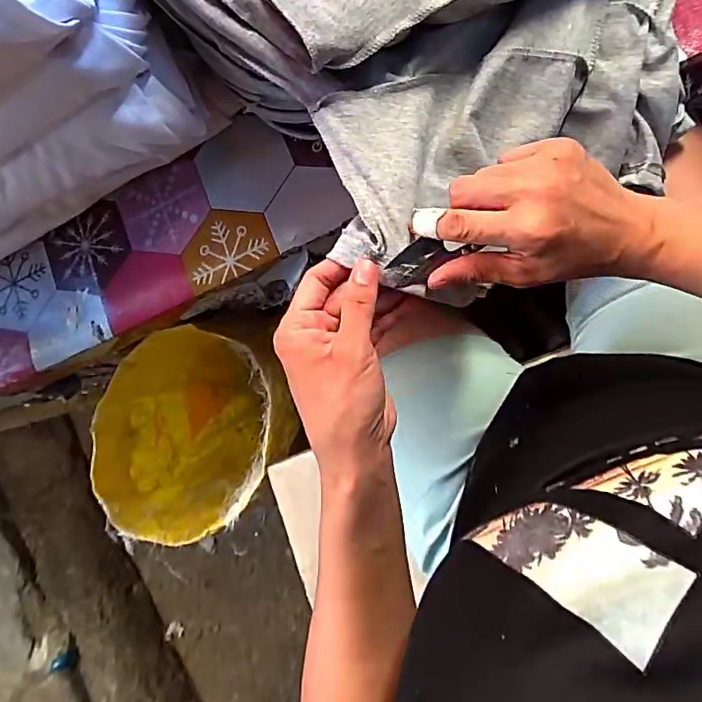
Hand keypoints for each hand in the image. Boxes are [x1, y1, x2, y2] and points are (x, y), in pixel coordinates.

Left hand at [273, 259, 393, 477]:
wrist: (358, 452)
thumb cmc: (342, 412)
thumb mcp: (352, 349)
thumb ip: (359, 304)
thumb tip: (363, 268)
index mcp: (296, 330)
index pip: (315, 282)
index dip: (340, 264)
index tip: (364, 249)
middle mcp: (311, 335)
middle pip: (339, 294)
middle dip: (366, 280)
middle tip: (392, 262)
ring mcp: (334, 346)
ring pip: (358, 310)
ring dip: (380, 297)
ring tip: (404, 277)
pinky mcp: (354, 357)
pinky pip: (369, 327)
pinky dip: (386, 316)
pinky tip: (404, 302)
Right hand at [425, 137, 662, 290]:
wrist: (628, 228)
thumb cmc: (575, 256)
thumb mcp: (526, 272)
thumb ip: (476, 269)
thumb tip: (433, 276)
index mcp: (527, 229)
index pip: (460, 222)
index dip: (434, 225)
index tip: (422, 227)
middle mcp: (534, 191)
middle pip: (463, 188)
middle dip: (463, 207)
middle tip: (483, 221)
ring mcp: (546, 163)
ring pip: (483, 172)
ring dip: (488, 190)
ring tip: (513, 204)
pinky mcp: (555, 146)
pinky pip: (507, 156)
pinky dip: (510, 172)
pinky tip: (531, 187)